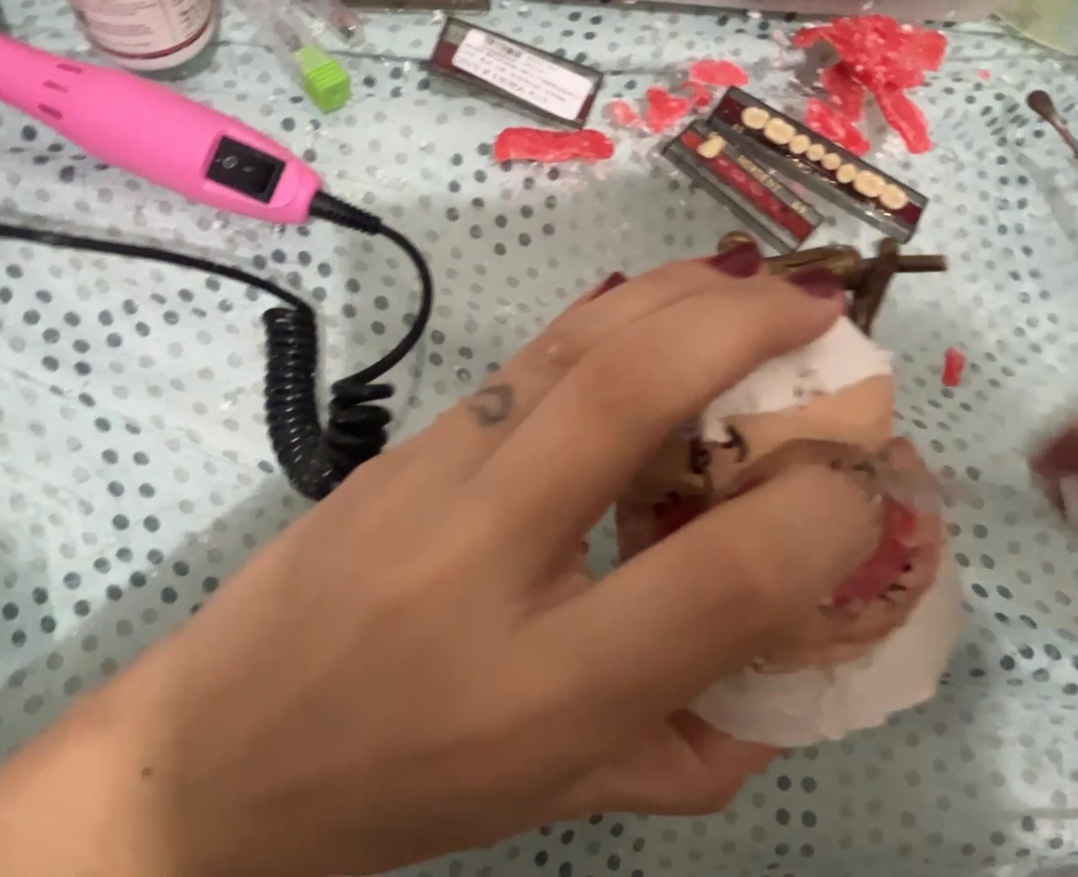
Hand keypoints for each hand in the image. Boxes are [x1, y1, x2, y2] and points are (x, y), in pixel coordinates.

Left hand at [0, 246, 885, 876]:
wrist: (219, 743)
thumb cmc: (397, 784)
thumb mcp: (564, 794)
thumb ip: (694, 747)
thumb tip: (792, 673)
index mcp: (547, 685)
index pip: (723, 574)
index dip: (822, 514)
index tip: (857, 482)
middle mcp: (488, 555)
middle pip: (632, 397)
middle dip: (746, 329)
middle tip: (822, 307)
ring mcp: (432, 478)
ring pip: (569, 349)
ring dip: (674, 295)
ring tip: (749, 283)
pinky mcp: (403, 445)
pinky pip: (525, 363)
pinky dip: (607, 321)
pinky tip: (650, 316)